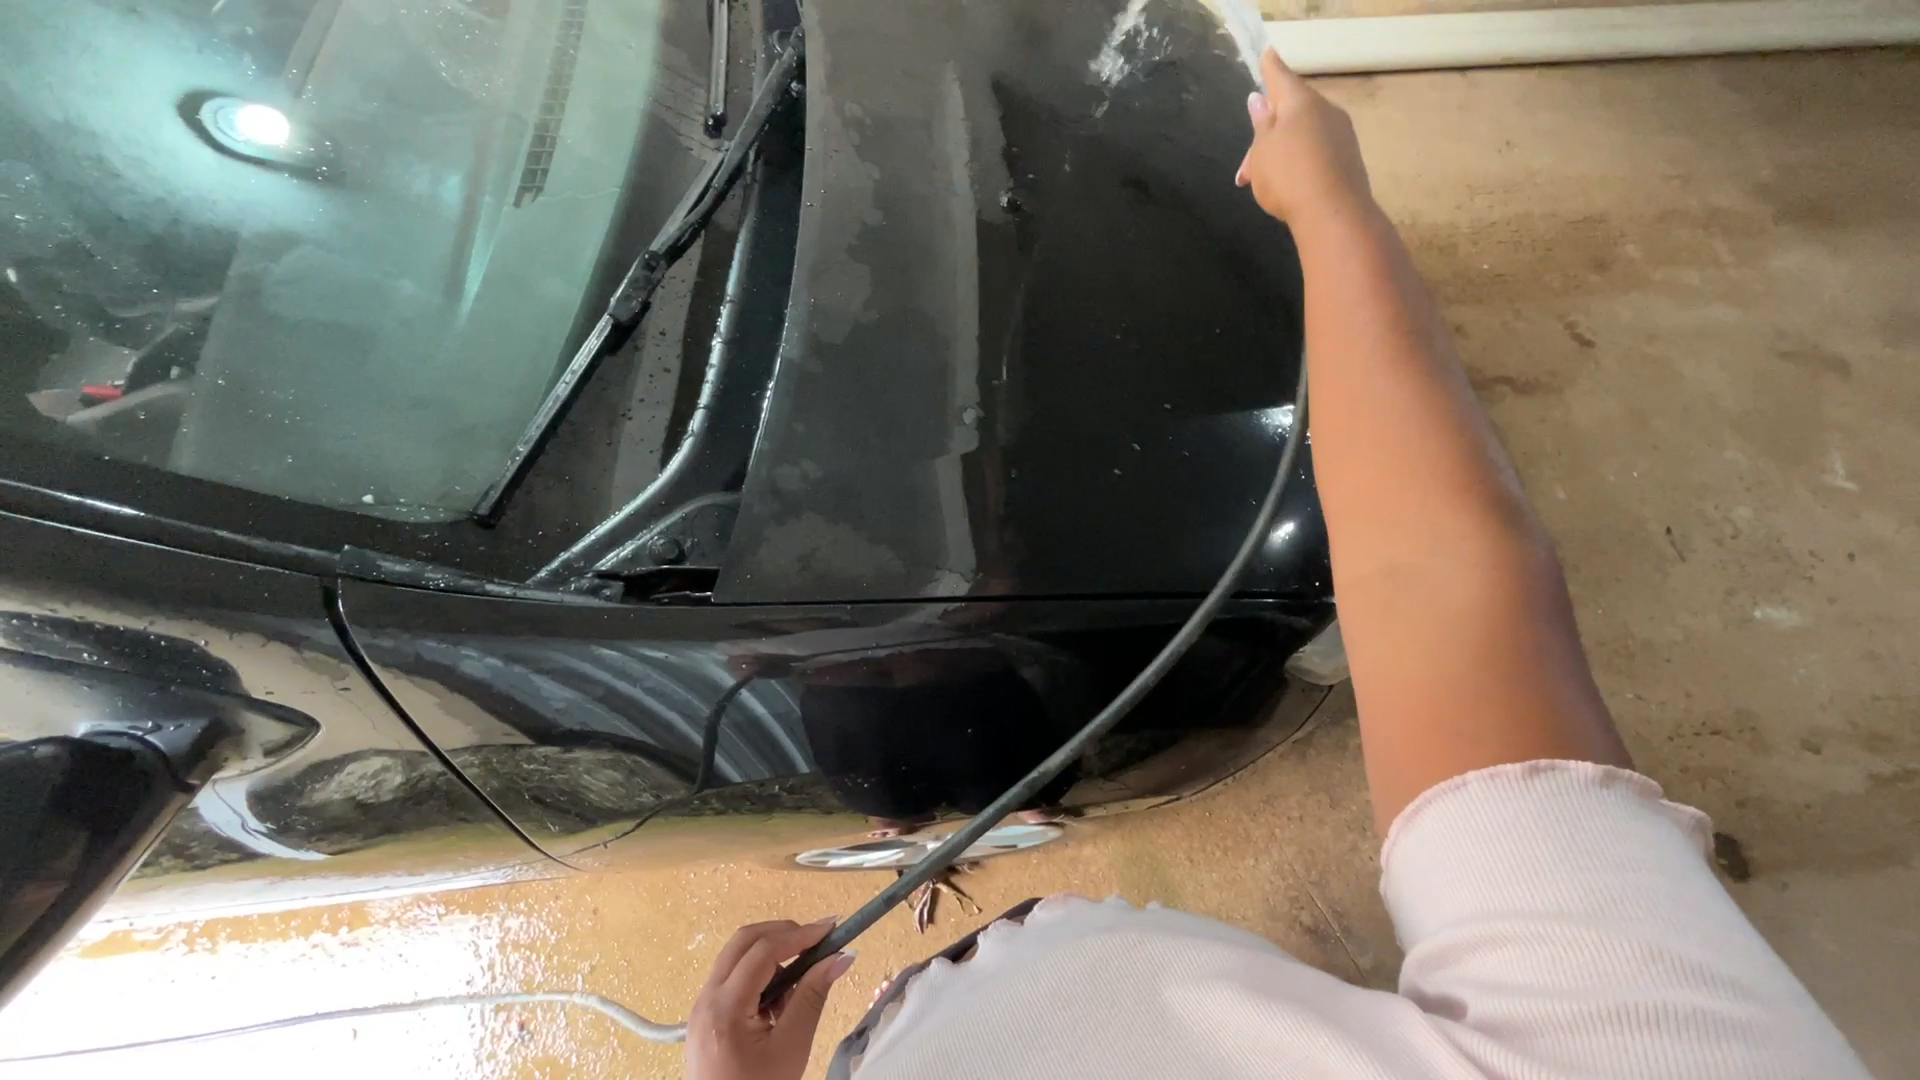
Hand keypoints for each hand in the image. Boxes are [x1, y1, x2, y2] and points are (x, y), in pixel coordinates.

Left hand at [686, 918, 856, 1079]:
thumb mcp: (791, 1048)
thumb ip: (813, 996)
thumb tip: (842, 958)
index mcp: (725, 1008)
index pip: (764, 951)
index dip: (800, 935)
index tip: (832, 929)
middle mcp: (706, 999)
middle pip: (744, 941)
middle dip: (783, 933)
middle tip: (816, 942)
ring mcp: (701, 1006)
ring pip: (736, 955)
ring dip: (770, 952)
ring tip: (799, 979)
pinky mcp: (704, 1016)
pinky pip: (732, 976)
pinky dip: (758, 972)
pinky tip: (779, 999)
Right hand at [1235, 48, 1373, 227]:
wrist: (1332, 213)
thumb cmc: (1287, 176)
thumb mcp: (1261, 152)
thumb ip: (1261, 125)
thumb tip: (1259, 101)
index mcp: (1299, 102)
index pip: (1280, 76)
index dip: (1270, 69)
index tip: (1266, 56)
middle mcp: (1324, 110)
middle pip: (1291, 112)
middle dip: (1266, 133)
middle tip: (1244, 170)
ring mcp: (1340, 132)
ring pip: (1303, 134)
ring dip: (1280, 153)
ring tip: (1261, 182)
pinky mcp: (1347, 157)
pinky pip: (1316, 151)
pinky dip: (1298, 162)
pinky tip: (1287, 184)